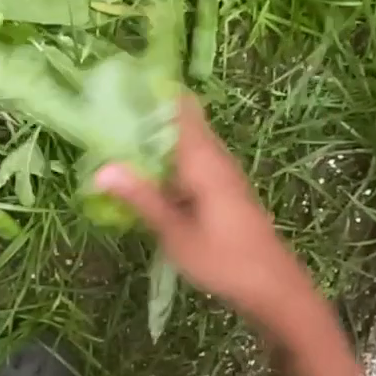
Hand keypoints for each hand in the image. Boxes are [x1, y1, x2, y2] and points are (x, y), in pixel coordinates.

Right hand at [95, 98, 307, 315]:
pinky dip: (166, 164)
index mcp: (204, 160)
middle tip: (104, 118)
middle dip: (146, 118)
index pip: (181, 108)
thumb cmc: (224, 260)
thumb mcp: (176, 232)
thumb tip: (101, 169)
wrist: (273, 287)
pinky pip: (190, 165)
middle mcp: (215, 159)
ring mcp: (221, 176)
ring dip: (154, 143)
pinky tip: (145, 179)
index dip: (154, 93)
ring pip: (185, 146)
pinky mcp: (222, 192)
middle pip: (181, 123)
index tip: (120, 88)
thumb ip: (141, 198)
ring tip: (115, 143)